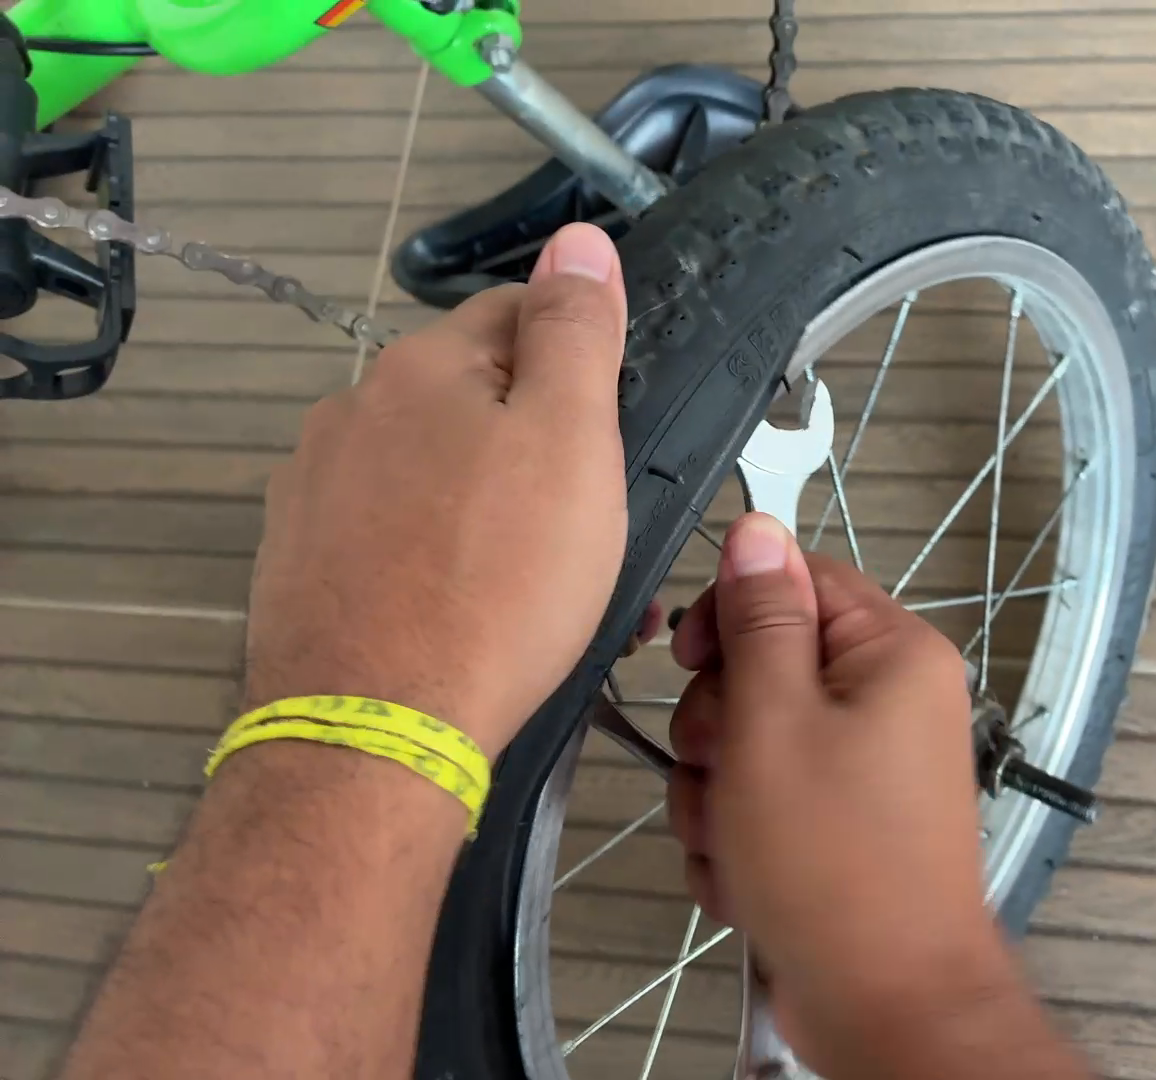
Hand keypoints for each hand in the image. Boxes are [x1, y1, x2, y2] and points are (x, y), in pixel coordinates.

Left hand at [245, 223, 633, 757]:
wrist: (386, 722)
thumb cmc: (505, 574)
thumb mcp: (572, 441)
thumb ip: (578, 333)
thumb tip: (582, 240)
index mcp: (426, 370)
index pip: (523, 316)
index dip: (586, 362)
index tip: (621, 427)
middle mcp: (358, 411)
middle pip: (486, 400)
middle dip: (553, 443)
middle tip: (607, 517)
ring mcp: (323, 487)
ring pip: (452, 471)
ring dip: (516, 503)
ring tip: (565, 577)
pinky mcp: (313, 558)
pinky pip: (414, 529)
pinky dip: (465, 548)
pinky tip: (497, 601)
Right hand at [668, 514, 1023, 1074]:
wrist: (885, 1001)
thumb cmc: (834, 861)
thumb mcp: (774, 719)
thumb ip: (761, 618)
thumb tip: (757, 529)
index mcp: (894, 652)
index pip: (802, 580)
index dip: (735, 609)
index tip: (690, 657)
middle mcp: (892, 694)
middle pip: (773, 659)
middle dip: (723, 719)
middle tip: (721, 767)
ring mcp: (871, 755)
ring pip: (761, 731)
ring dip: (723, 786)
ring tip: (734, 838)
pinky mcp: (848, 808)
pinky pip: (775, 787)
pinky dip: (746, 827)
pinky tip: (747, 873)